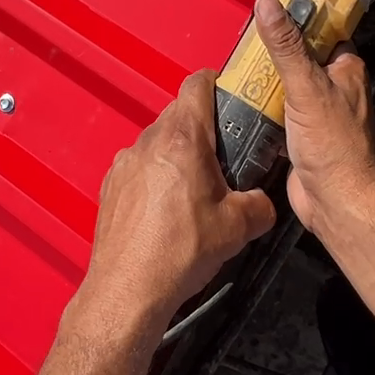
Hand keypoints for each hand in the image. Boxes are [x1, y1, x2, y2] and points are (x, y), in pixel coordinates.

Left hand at [73, 70, 276, 333]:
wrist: (127, 291)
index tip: (229, 94)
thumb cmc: (178, 253)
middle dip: (201, 127)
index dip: (216, 83)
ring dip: (176, 154)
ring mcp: (126, 161)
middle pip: (179, 112)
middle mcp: (150, 140)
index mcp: (184, 138)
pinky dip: (154, 176)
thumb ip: (259, 205)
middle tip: (222, 155)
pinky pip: (138, 166)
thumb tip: (263, 203)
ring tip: (193, 191)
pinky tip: (165, 211)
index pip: (197, 83)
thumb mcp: (237, 228)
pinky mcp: (112, 184)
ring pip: (158, 140)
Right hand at [253, 0, 374, 236]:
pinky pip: (278, 107)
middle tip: (245, 36)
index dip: (299, 15)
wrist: (336, 205)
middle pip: (300, 54)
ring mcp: (318, 110)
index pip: (322, 28)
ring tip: (238, 63)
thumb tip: (268, 3)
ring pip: (287, 82)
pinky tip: (242, 97)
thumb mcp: (306, 86)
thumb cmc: (334, 146)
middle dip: (274, 48)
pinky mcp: (302, 133)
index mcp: (346, 68)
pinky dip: (262, 103)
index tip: (271, 4)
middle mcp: (334, 86)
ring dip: (265, 77)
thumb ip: (285, 45)